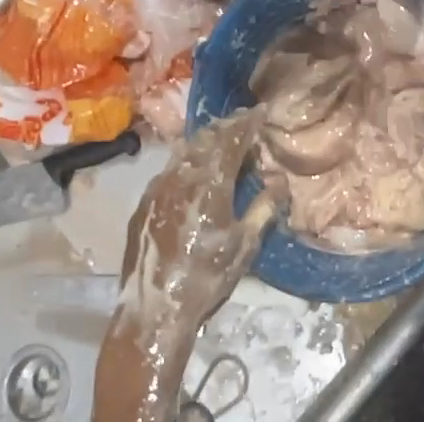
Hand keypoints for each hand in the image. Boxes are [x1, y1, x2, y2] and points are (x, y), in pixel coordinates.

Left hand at [96, 108, 274, 421]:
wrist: (155, 312)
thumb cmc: (207, 279)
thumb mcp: (245, 245)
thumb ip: (264, 207)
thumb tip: (280, 179)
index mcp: (210, 183)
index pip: (231, 140)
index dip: (247, 123)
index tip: (261, 111)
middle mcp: (180, 177)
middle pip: (206, 139)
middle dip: (226, 127)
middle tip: (243, 122)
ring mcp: (157, 189)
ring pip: (184, 152)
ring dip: (205, 142)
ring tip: (220, 142)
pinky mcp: (143, 205)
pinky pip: (168, 172)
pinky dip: (186, 163)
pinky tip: (192, 174)